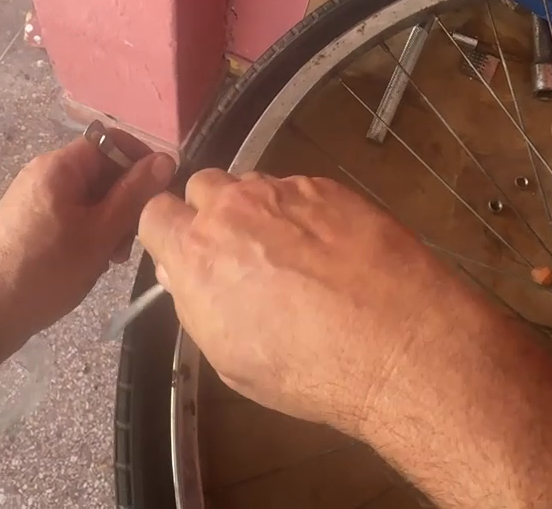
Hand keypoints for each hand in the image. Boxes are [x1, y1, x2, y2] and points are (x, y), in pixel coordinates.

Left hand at [0, 131, 175, 345]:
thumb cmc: (45, 271)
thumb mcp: (101, 233)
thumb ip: (135, 193)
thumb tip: (167, 159)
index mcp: (59, 166)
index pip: (111, 141)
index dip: (141, 159)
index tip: (161, 190)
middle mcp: (42, 173)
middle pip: (100, 169)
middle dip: (125, 198)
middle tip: (134, 237)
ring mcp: (32, 198)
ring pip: (87, 196)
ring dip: (108, 220)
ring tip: (111, 257)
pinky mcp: (26, 222)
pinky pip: (69, 213)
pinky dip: (87, 230)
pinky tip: (89, 261)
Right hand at [138, 170, 507, 439]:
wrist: (396, 340)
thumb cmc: (307, 368)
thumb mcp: (229, 356)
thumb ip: (196, 300)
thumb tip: (183, 271)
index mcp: (197, 253)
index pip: (154, 212)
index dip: (168, 231)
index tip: (184, 250)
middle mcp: (234, 209)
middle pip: (202, 186)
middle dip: (212, 211)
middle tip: (238, 248)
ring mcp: (283, 190)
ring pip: (252, 183)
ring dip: (258, 208)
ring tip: (290, 249)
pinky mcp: (326, 184)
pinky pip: (297, 188)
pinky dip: (302, 210)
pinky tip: (328, 245)